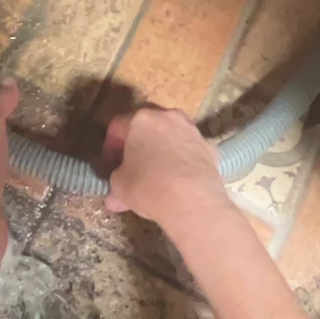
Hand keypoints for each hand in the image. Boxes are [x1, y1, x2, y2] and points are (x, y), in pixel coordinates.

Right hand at [100, 107, 230, 228]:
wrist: (193, 201)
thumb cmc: (148, 186)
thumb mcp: (120, 186)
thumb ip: (116, 183)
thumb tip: (114, 197)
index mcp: (140, 119)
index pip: (117, 126)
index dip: (110, 147)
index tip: (110, 165)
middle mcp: (166, 116)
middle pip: (146, 125)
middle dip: (137, 143)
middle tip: (132, 164)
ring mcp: (191, 130)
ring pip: (170, 134)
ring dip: (162, 148)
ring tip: (158, 172)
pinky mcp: (209, 147)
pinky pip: (189, 149)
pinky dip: (182, 160)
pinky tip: (179, 180)